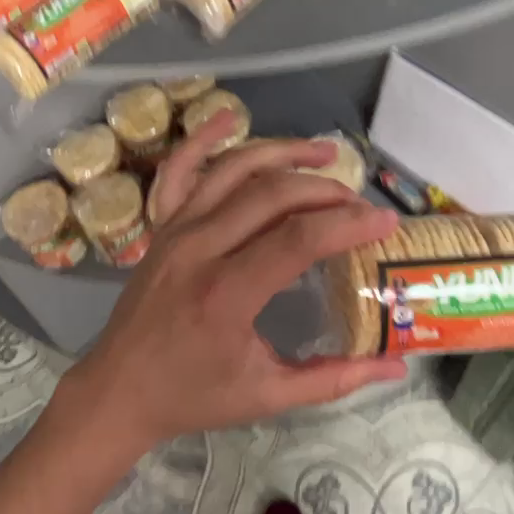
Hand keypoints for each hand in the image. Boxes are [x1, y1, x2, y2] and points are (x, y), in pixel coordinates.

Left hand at [68, 113, 407, 452]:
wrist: (118, 390)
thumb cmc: (194, 396)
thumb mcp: (268, 396)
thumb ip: (335, 379)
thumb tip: (396, 366)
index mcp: (226, 294)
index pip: (297, 240)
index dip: (347, 225)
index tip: (384, 221)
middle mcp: (199, 249)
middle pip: (272, 196)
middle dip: (325, 192)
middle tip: (360, 205)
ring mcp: (175, 230)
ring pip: (234, 171)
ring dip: (283, 154)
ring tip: (326, 153)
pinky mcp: (161, 226)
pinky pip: (180, 170)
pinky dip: (204, 139)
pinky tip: (232, 116)